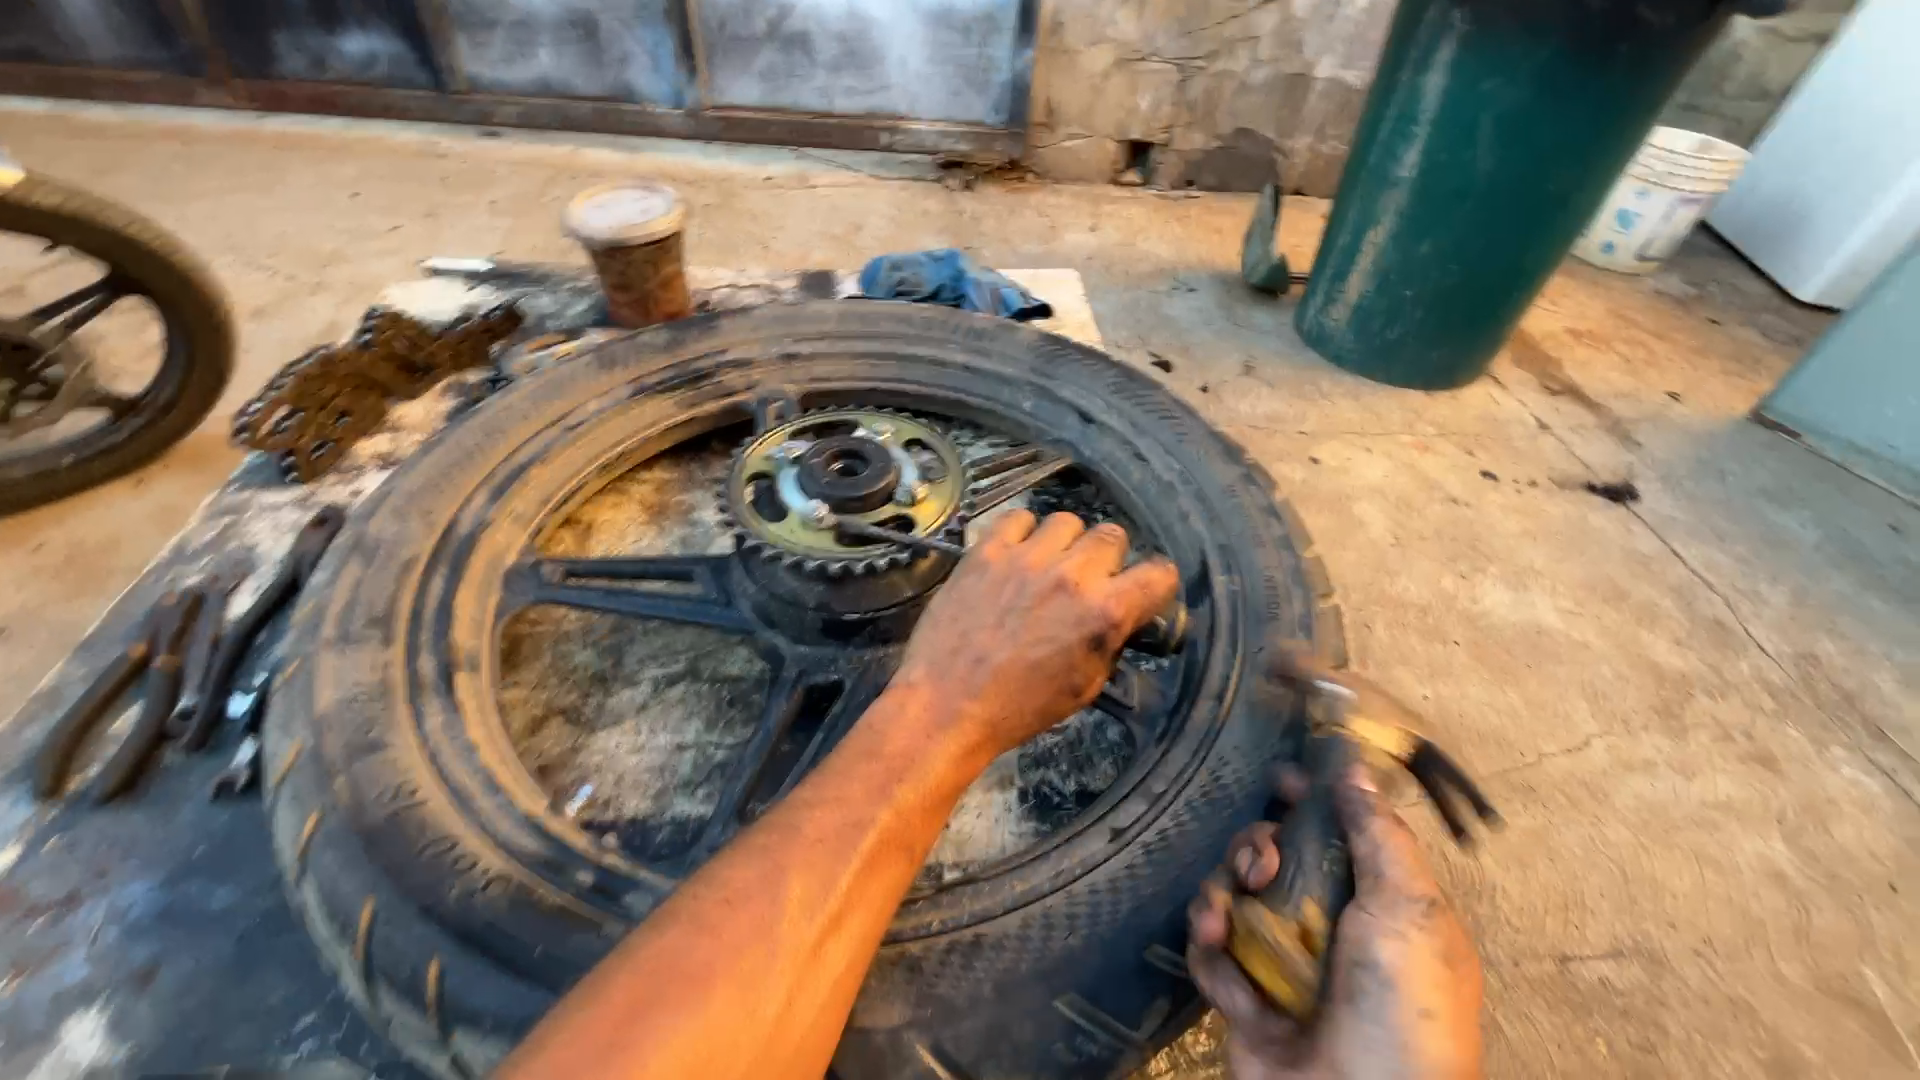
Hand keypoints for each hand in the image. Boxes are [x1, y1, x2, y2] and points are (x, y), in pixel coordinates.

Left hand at [890, 509, 1179, 762]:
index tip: (1142, 590)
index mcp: (1104, 613)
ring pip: (1067, 520)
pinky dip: (1023, 532)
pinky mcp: (986, 550)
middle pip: (1112, 535)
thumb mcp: (1085, 686)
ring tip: (1048, 566)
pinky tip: (1015, 555)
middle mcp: (1071, 575)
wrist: (947, 704)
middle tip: (1086, 581)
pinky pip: (1018, 517)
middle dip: (1107, 559)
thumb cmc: (1018, 707)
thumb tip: (1120, 616)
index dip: (1155, 583)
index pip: (1159, 572)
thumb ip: (1110, 640)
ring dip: (1065, 542)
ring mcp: (1026, 557)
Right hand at [1186, 766, 1483, 1079]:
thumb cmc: (1397, 1005)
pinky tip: (1225, 972)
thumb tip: (1352, 768)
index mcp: (1375, 903)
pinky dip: (1212, 955)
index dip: (1306, 800)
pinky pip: (1210, 949)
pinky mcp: (1241, 993)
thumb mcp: (1407, 911)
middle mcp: (1326, 924)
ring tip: (1221, 922)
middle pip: (1270, 855)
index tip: (1279, 779)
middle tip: (1258, 870)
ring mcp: (1280, 960)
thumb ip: (1378, 835)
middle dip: (1253, 850)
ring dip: (1219, 899)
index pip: (1335, 832)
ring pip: (1231, 894)